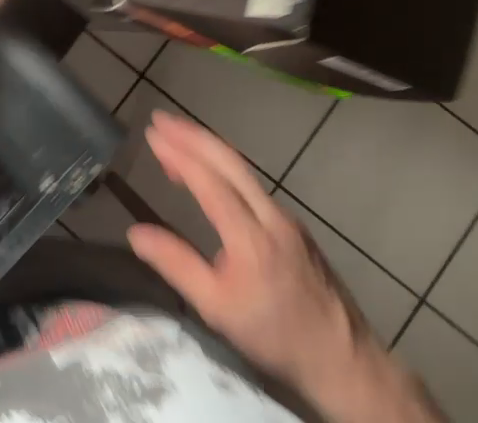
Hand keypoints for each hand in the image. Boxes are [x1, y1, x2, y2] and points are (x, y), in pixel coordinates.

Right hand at [127, 112, 378, 391]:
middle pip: (230, 164)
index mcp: (250, 237)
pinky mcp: (295, 228)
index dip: (179, 154)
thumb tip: (136, 233)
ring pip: (245, 172)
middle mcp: (272, 217)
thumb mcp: (216, 308)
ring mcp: (288, 220)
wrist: (342, 358)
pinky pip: (254, 186)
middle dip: (194, 136)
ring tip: (177, 139)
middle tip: (161, 119)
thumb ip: (176, 265)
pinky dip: (225, 169)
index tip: (152, 133)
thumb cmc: (274, 335)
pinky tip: (212, 174)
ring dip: (209, 150)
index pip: (209, 181)